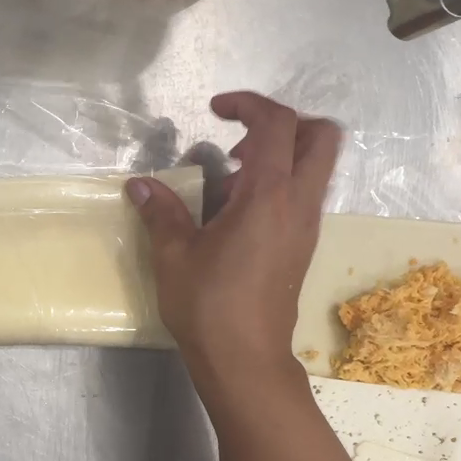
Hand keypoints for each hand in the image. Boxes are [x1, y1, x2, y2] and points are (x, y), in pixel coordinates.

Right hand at [129, 92, 341, 392]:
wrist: (243, 355)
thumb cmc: (207, 304)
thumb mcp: (173, 255)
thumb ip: (162, 212)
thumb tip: (140, 185)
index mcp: (268, 196)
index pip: (276, 126)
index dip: (248, 105)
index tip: (215, 109)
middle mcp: (298, 203)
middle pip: (320, 136)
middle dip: (283, 124)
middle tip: (238, 140)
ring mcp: (305, 225)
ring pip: (315, 166)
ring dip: (280, 155)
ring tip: (229, 178)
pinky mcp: (300, 245)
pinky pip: (301, 195)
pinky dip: (276, 184)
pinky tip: (233, 212)